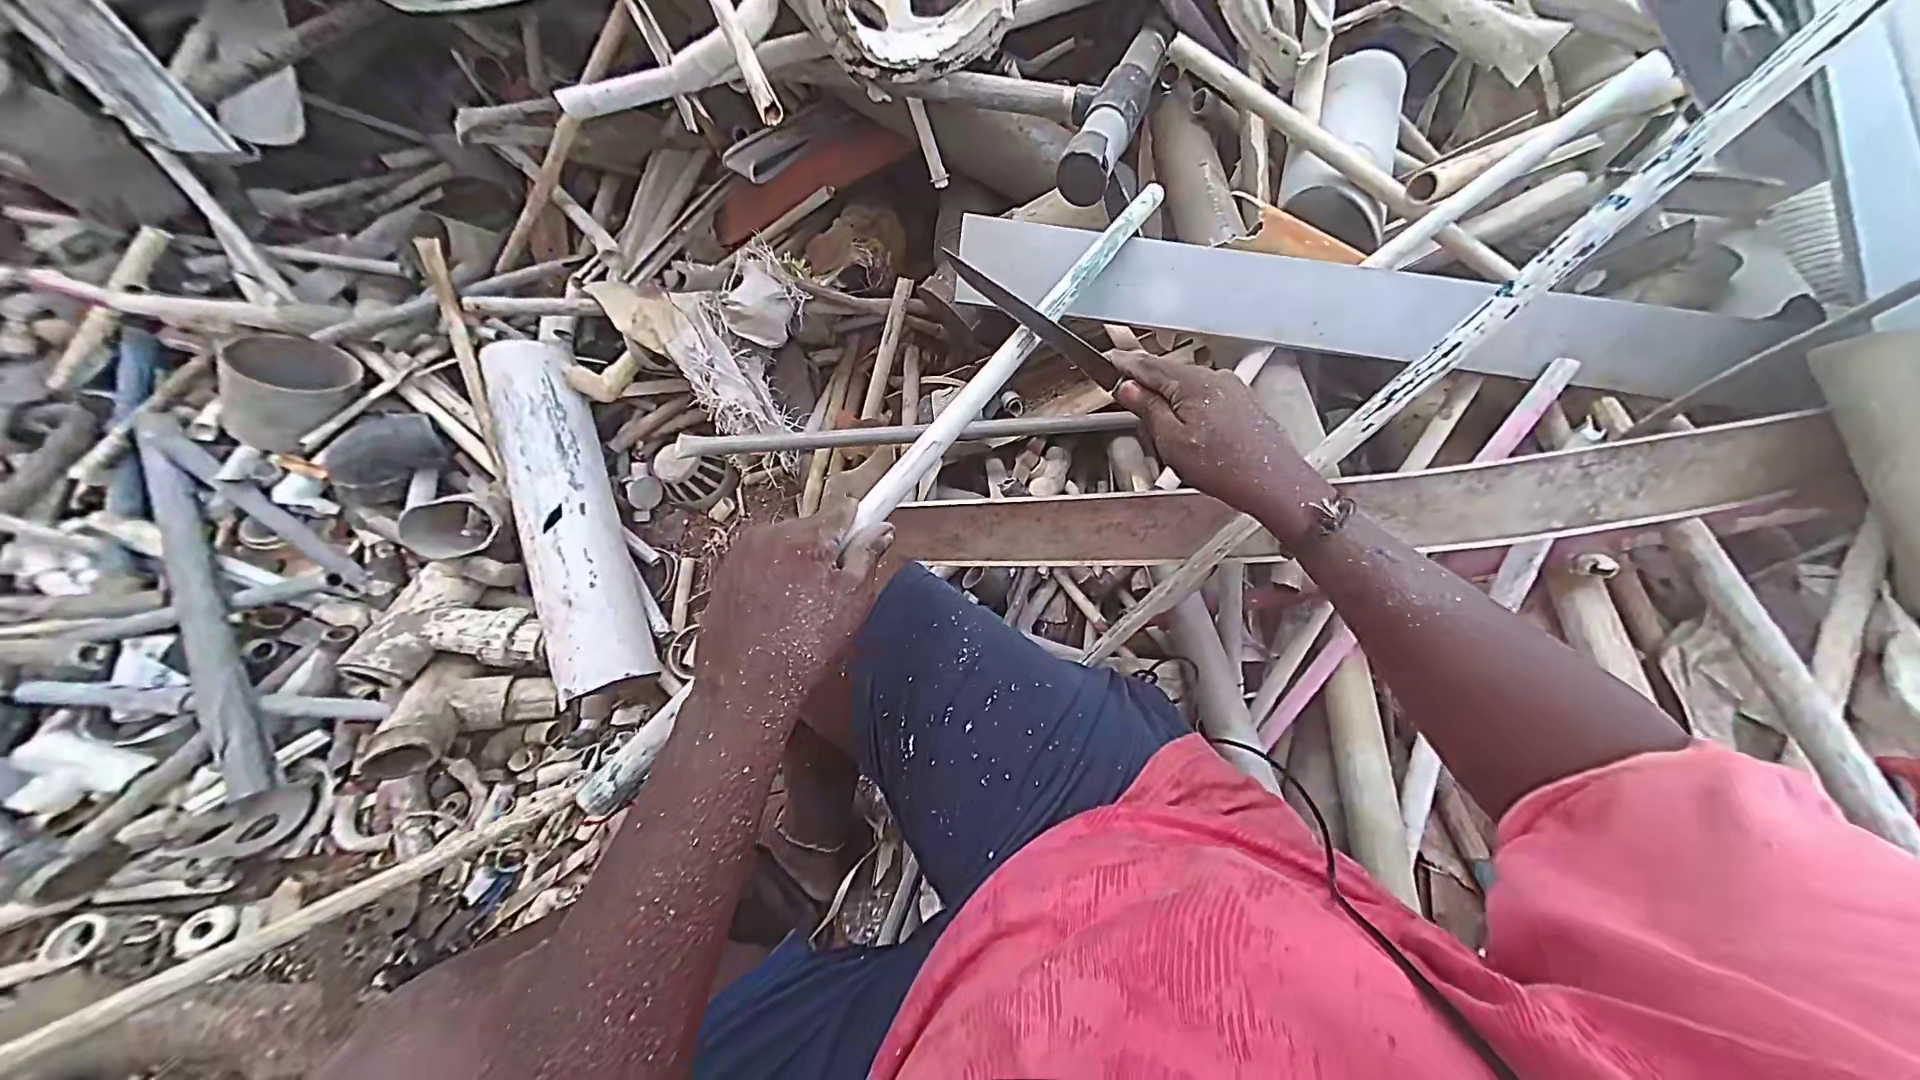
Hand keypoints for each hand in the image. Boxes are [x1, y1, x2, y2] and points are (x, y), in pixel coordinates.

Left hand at [696, 498, 897, 717]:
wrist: (745, 686)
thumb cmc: (795, 653)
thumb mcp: (852, 603)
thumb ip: (867, 557)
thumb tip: (879, 532)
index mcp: (804, 539)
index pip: (844, 508)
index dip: (863, 521)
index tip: (871, 522)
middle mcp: (769, 536)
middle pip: (814, 526)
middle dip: (828, 550)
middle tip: (834, 588)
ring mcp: (744, 551)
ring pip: (788, 542)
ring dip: (800, 561)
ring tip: (803, 605)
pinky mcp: (727, 568)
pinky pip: (763, 558)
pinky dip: (775, 574)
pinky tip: (781, 608)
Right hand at [1112, 352, 1333, 520]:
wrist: (1274, 483)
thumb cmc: (1227, 467)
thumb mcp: (1171, 441)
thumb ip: (1148, 409)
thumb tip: (1129, 388)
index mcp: (1193, 382)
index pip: (1147, 365)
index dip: (1123, 364)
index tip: (1108, 361)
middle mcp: (1215, 378)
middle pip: (1168, 377)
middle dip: (1147, 395)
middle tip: (1135, 419)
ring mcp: (1231, 389)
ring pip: (1186, 392)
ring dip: (1170, 411)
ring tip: (1170, 447)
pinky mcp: (1240, 404)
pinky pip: (1204, 401)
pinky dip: (1189, 415)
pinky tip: (1192, 442)